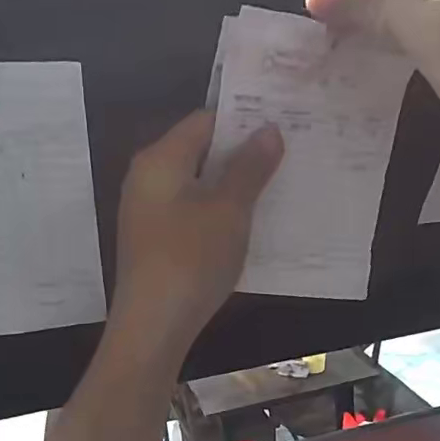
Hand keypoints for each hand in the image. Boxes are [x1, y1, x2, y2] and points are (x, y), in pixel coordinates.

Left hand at [111, 112, 281, 357]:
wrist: (152, 323)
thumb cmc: (190, 258)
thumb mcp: (228, 209)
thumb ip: (248, 167)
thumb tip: (267, 130)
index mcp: (158, 160)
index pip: (204, 120)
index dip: (244, 117)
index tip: (287, 118)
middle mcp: (145, 178)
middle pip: (199, 150)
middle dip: (242, 150)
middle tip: (294, 147)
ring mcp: (146, 210)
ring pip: (196, 182)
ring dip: (233, 181)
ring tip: (282, 179)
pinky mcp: (152, 238)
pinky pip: (190, 210)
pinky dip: (218, 208)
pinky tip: (251, 217)